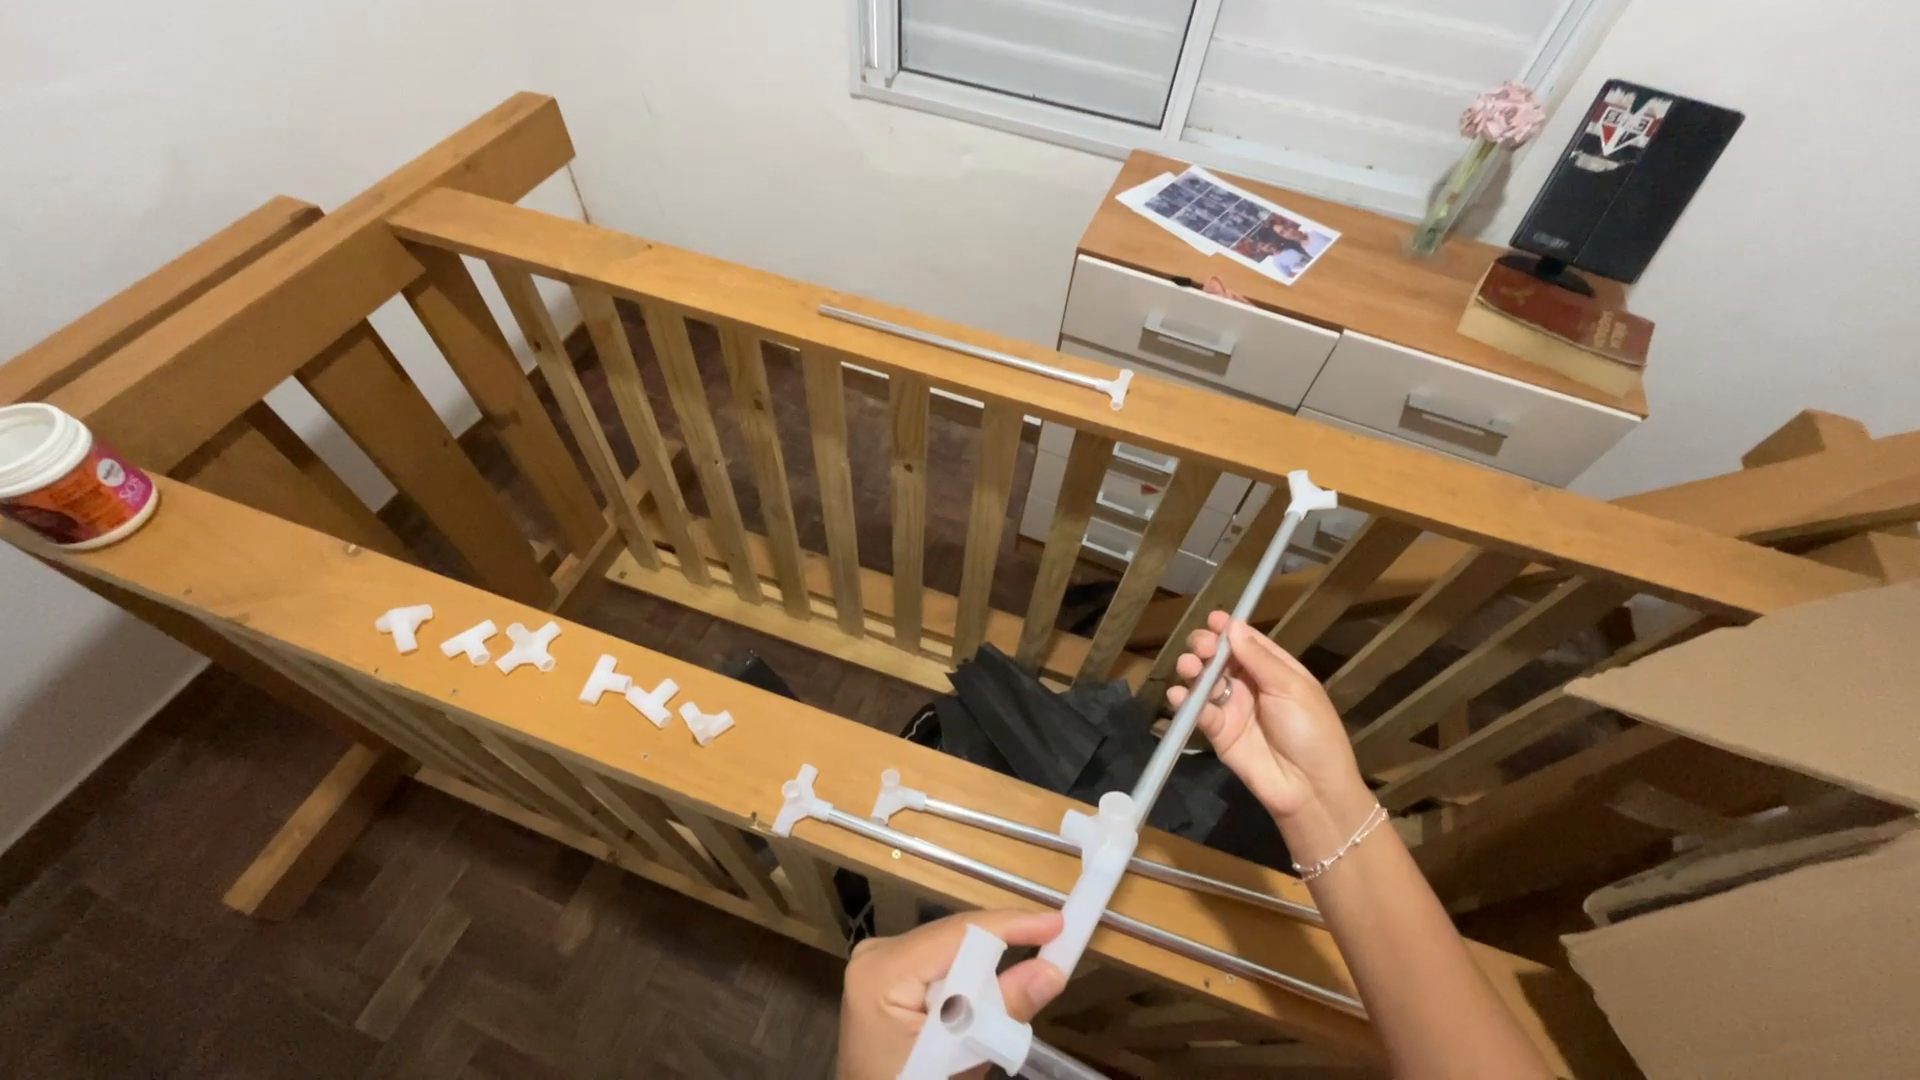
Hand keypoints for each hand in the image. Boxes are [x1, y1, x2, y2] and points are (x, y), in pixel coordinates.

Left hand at [837, 910, 1066, 1079]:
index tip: (1057, 922)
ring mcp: (879, 959)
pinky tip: (992, 987)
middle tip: (1055, 943)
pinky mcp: (887, 971)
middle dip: (1005, 941)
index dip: (1010, 924)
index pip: (958, 934)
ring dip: (990, 959)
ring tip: (1032, 958)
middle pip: (955, 935)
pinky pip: (940, 961)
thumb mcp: (958, 1060)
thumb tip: (1053, 971)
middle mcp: (877, 952)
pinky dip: (970, 974)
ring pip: (951, 945)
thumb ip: (1004, 1010)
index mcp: (883, 972)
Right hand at [1166, 613, 1365, 820]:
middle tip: (1202, 648)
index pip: (1246, 642)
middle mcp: (1250, 685)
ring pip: (1203, 680)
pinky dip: (1184, 701)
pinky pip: (1196, 711)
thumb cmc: (1311, 732)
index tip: (1212, 619)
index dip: (1228, 629)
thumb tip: (1233, 626)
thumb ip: (1259, 658)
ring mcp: (1231, 708)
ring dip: (1192, 669)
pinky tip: (1180, 696)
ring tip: (1188, 667)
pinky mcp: (1217, 732)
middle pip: (1219, 657)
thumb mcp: (1292, 688)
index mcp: (1274, 670)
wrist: (1310, 789)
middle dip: (1205, 647)